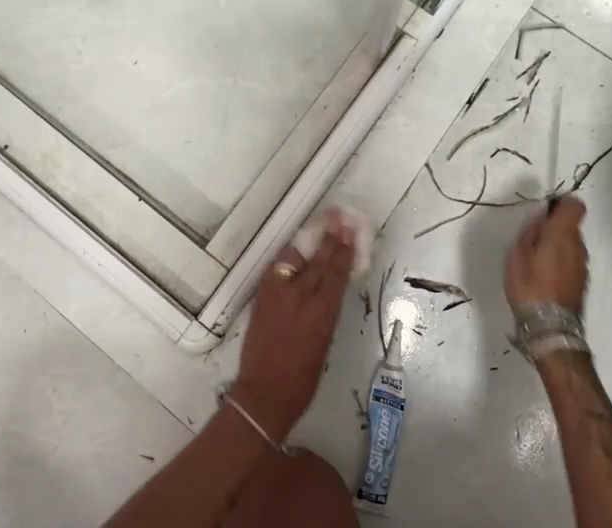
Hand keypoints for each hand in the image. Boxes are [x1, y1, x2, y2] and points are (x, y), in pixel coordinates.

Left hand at [230, 213, 355, 440]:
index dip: (344, 251)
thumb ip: (326, 313)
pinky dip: (289, 259)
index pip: (336, 274)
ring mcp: (277, 295)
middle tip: (339, 218)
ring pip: (295, 259)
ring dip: (309, 242)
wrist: (264, 394)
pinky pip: (277, 270)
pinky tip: (296, 250)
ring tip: (320, 225)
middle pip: (318, 261)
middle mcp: (300, 298)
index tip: (350, 232)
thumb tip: (328, 291)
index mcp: (322, 314)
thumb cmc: (302, 380)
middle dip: (330, 238)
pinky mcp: (261, 297)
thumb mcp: (325, 343)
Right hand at [504, 197, 589, 312]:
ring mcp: (583, 265)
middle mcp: (578, 247)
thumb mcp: (517, 252)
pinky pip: (572, 262)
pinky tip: (545, 278)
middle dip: (554, 229)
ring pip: (571, 245)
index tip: (545, 213)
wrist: (549, 326)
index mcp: (562, 235)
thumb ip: (531, 229)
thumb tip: (542, 216)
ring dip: (558, 247)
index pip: (575, 206)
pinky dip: (561, 263)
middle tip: (532, 242)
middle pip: (571, 227)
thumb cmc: (529, 284)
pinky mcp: (582, 282)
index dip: (562, 204)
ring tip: (537, 263)